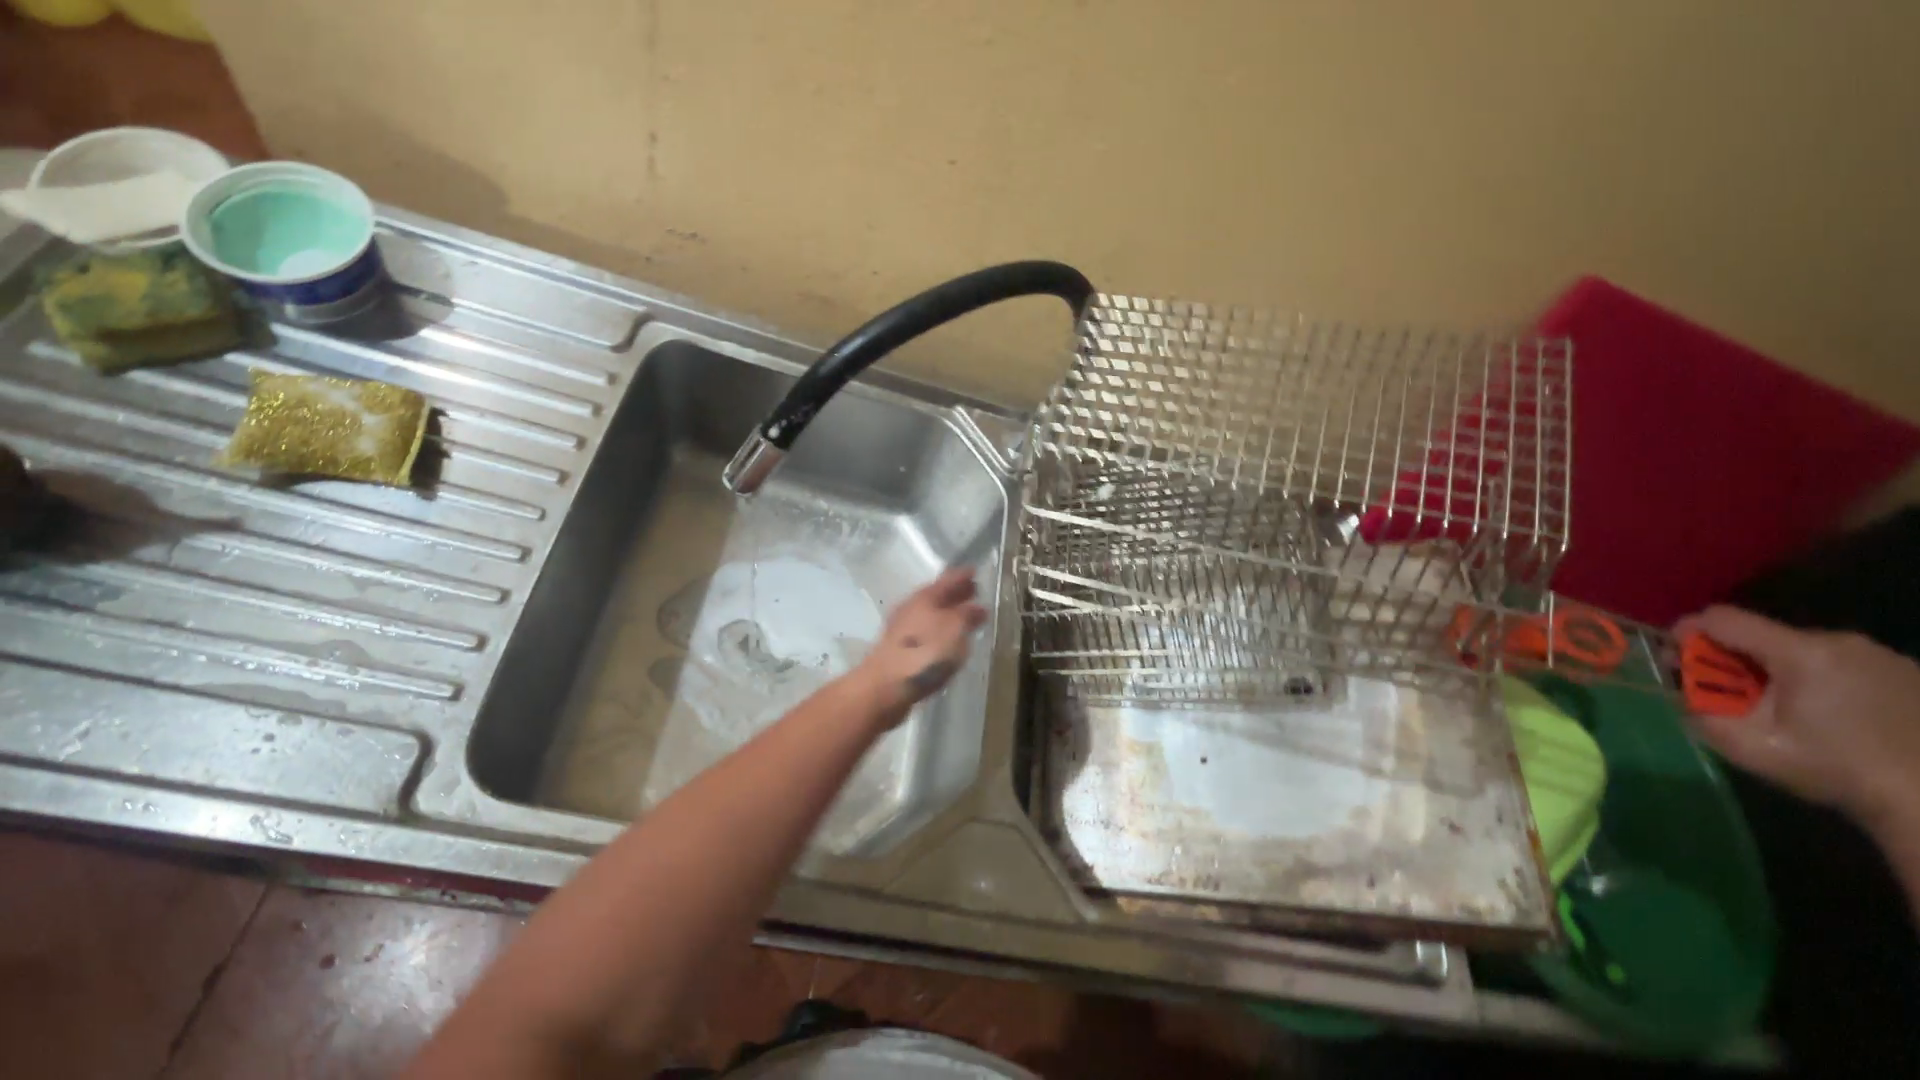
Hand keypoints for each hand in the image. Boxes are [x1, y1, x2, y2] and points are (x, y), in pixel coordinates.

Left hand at [854, 568, 987, 720]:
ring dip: (947, 614)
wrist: (885, 687)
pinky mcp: (897, 651)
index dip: (963, 575)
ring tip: (964, 619)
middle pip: (937, 596)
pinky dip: (937, 632)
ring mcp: (901, 630)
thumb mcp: (955, 629)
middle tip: (974, 592)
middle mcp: (911, 608)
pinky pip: (924, 634)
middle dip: (955, 594)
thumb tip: (978, 607)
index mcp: (925, 597)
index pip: (948, 579)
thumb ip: (968, 615)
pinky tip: (946, 642)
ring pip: (930, 615)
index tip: (975, 571)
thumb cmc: (924, 653)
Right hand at [1676, 606, 1919, 833]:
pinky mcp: (1906, 671)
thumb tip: (1681, 692)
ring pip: (1802, 649)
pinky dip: (1818, 679)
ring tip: (1785, 711)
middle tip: (1729, 696)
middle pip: (1762, 635)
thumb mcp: (1751, 748)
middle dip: (1733, 660)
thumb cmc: (1835, 770)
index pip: (1722, 618)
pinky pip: (1840, 662)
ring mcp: (1880, 653)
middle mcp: (1840, 640)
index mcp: (1800, 652)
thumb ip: (1701, 714)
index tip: (1676, 660)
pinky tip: (1832, 715)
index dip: (1687, 632)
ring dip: (1777, 670)